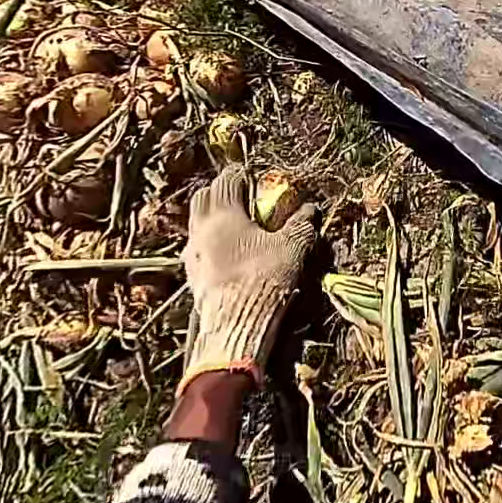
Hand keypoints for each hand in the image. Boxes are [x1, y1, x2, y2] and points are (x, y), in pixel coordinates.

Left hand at [179, 165, 316, 394]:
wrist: (235, 328)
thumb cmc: (264, 277)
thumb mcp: (292, 245)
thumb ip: (301, 222)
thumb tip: (309, 207)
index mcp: (223, 215)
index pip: (227, 180)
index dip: (242, 174)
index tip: (257, 175)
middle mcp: (201, 230)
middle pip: (204, 197)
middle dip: (222, 190)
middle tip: (245, 193)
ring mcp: (192, 254)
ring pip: (198, 222)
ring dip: (215, 215)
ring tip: (240, 222)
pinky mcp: (192, 276)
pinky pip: (199, 245)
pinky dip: (213, 238)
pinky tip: (232, 250)